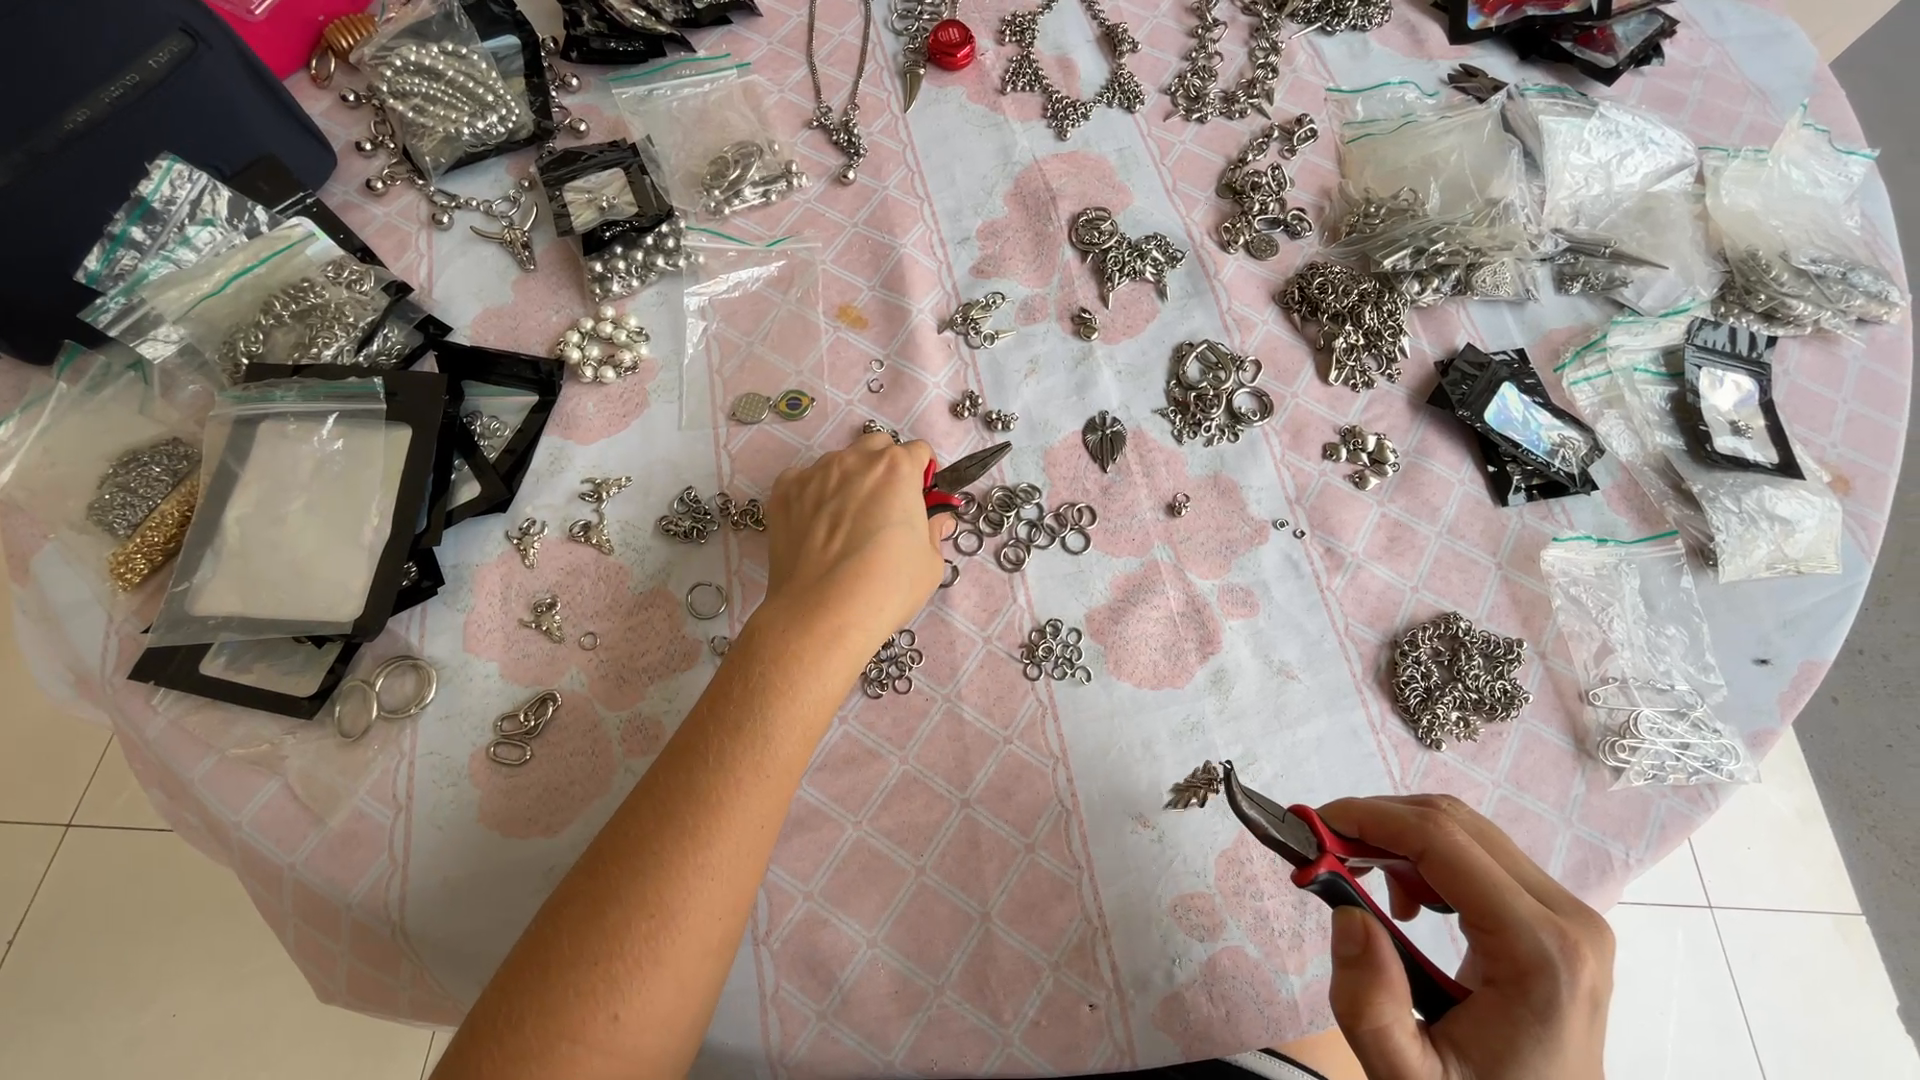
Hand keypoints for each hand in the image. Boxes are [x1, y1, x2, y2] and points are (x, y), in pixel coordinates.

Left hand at [762, 433, 951, 651]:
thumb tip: (938, 521)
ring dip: (849, 481)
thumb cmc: (887, 589)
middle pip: (877, 447)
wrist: (822, 614)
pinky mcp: (784, 492)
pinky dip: (814, 496)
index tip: (918, 500)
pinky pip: (805, 482)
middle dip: (885, 468)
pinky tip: (817, 529)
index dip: (922, 476)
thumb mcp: (930, 564)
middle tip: (885, 507)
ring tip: (846, 524)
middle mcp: (855, 460)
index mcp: (898, 469)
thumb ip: (935, 532)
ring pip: (839, 463)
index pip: (919, 452)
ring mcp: (815, 473)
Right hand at [1317, 795, 1612, 1079]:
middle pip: (1454, 823)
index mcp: (1540, 951)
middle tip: (1322, 855)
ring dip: (1398, 839)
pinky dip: (1425, 857)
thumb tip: (1348, 916)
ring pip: (1466, 831)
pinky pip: (1480, 856)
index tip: (1309, 828)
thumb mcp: (1409, 1079)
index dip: (1368, 819)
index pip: (1442, 841)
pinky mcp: (1558, 920)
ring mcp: (1569, 915)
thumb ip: (1370, 1006)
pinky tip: (1405, 904)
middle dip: (1376, 823)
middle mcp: (1567, 918)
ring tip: (1359, 882)